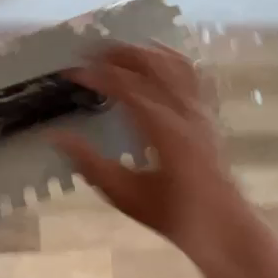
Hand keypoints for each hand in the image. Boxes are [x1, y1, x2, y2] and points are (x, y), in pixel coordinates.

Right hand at [52, 44, 252, 262]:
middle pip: (149, 63)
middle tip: (89, 54)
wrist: (222, 225)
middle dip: (117, 53)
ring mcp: (200, 108)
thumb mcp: (123, 193)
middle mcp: (183, 109)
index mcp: (162, 128)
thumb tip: (55, 136)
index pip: (123, 86)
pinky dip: (172, 59)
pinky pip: (193, 73)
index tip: (72, 72)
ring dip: (143, 52)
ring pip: (172, 62)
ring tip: (118, 52)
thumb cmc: (171, 213)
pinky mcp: (208, 112)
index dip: (95, 74)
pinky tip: (158, 59)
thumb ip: (89, 163)